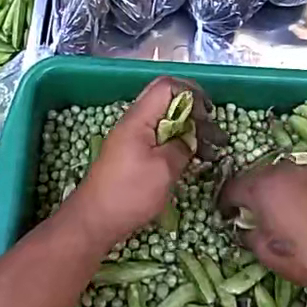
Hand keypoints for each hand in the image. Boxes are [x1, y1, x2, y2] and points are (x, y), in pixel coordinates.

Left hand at [62, 77, 200, 248]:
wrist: (94, 219)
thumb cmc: (129, 193)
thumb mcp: (164, 169)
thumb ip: (182, 147)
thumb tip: (189, 139)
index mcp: (138, 118)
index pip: (167, 86)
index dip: (192, 93)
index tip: (208, 115)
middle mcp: (133, 122)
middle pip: (166, 100)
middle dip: (193, 111)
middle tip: (212, 132)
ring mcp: (130, 137)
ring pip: (163, 120)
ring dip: (187, 130)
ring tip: (208, 150)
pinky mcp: (131, 153)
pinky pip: (157, 137)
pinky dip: (176, 143)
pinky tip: (190, 158)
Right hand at [220, 161, 306, 296]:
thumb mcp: (267, 255)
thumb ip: (249, 235)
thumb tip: (246, 228)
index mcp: (262, 187)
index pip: (232, 188)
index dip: (225, 203)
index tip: (226, 215)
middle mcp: (284, 170)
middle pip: (258, 177)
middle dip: (253, 194)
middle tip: (255, 214)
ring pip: (285, 176)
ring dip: (280, 190)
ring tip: (287, 213)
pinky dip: (304, 190)